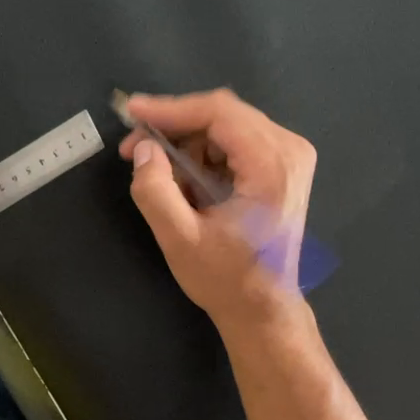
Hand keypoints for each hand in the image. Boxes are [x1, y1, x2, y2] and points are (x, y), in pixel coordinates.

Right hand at [117, 89, 315, 331]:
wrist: (262, 309)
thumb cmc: (225, 280)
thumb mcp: (180, 240)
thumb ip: (156, 192)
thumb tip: (143, 151)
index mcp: (272, 164)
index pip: (219, 113)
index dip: (170, 109)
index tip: (131, 113)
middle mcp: (288, 150)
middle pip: (223, 115)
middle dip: (174, 128)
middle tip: (133, 149)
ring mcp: (289, 158)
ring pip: (226, 128)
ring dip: (186, 144)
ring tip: (155, 172)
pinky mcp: (281, 169)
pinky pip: (234, 145)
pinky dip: (202, 156)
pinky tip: (182, 181)